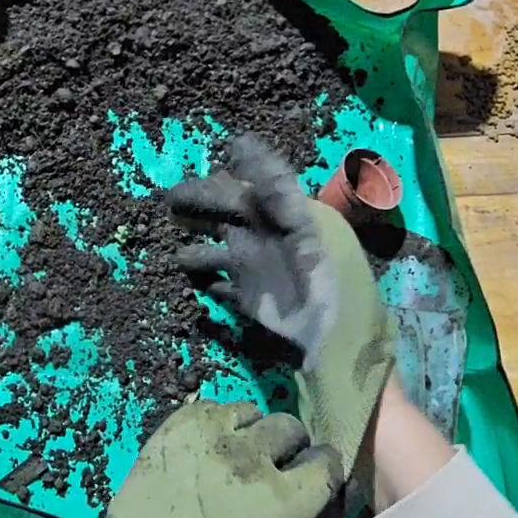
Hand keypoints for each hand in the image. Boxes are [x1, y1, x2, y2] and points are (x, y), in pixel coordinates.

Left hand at [46, 400, 340, 517]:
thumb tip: (305, 516)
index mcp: (278, 502)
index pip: (325, 463)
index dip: (325, 473)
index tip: (315, 483)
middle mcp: (247, 459)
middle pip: (290, 428)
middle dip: (292, 448)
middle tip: (277, 470)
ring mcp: (207, 437)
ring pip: (251, 411)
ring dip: (253, 433)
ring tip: (240, 456)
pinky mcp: (174, 428)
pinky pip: (210, 407)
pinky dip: (218, 423)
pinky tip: (210, 447)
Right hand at [168, 135, 396, 477]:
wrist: (349, 371)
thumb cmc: (341, 305)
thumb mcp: (316, 245)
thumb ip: (285, 201)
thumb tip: (250, 159)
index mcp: (304, 222)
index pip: (271, 184)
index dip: (249, 165)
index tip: (224, 146)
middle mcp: (284, 241)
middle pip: (238, 212)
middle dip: (205, 203)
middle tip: (169, 200)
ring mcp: (270, 273)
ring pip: (226, 248)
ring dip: (199, 247)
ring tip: (172, 247)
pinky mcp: (260, 305)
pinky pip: (228, 285)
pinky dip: (209, 281)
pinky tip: (191, 283)